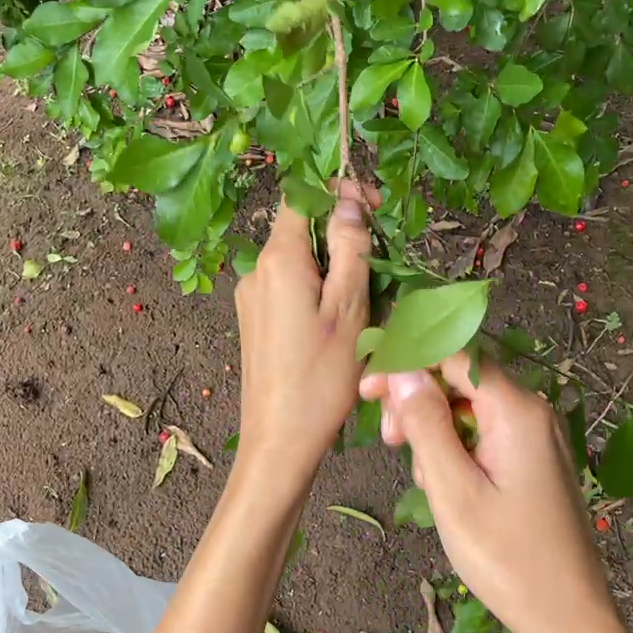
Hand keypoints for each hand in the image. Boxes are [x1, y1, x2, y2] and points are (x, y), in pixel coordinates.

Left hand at [234, 182, 375, 479]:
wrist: (280, 439)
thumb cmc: (322, 377)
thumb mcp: (349, 308)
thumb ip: (350, 248)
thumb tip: (349, 202)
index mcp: (277, 260)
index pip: (304, 196)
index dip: (341, 193)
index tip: (377, 211)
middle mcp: (255, 271)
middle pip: (302, 230)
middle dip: (343, 237)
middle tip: (381, 265)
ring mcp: (251, 298)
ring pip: (299, 262)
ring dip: (334, 269)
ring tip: (366, 303)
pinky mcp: (254, 322)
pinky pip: (289, 289)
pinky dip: (317, 292)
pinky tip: (339, 324)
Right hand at [359, 352, 602, 632]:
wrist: (566, 615)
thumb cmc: (505, 557)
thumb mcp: (453, 491)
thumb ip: (426, 426)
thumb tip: (403, 373)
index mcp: (517, 411)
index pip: (453, 356)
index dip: (406, 364)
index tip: (366, 392)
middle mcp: (533, 411)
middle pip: (461, 378)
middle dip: (417, 399)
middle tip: (389, 440)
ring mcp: (537, 436)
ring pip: (469, 407)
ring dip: (433, 427)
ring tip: (420, 474)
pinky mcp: (534, 459)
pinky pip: (485, 432)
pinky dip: (455, 447)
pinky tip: (445, 483)